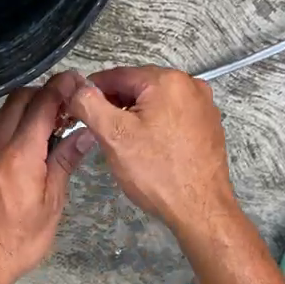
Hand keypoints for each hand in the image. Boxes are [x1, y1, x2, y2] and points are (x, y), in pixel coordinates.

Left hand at [0, 71, 96, 283]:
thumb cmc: (18, 243)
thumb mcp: (51, 206)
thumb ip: (64, 164)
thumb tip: (82, 135)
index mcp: (21, 155)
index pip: (42, 105)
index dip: (60, 87)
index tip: (74, 80)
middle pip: (17, 101)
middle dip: (41, 94)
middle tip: (61, 107)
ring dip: (19, 111)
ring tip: (38, 127)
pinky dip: (1, 132)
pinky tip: (14, 152)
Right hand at [66, 66, 236, 229]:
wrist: (199, 209)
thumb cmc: (158, 173)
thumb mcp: (114, 136)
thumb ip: (90, 105)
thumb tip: (76, 88)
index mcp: (166, 81)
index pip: (117, 75)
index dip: (92, 90)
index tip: (79, 108)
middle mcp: (190, 86)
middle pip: (139, 87)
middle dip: (116, 105)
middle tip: (100, 130)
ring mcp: (203, 106)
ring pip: (156, 103)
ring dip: (135, 116)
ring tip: (124, 144)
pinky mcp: (208, 126)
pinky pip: (174, 117)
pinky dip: (157, 126)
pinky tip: (149, 149)